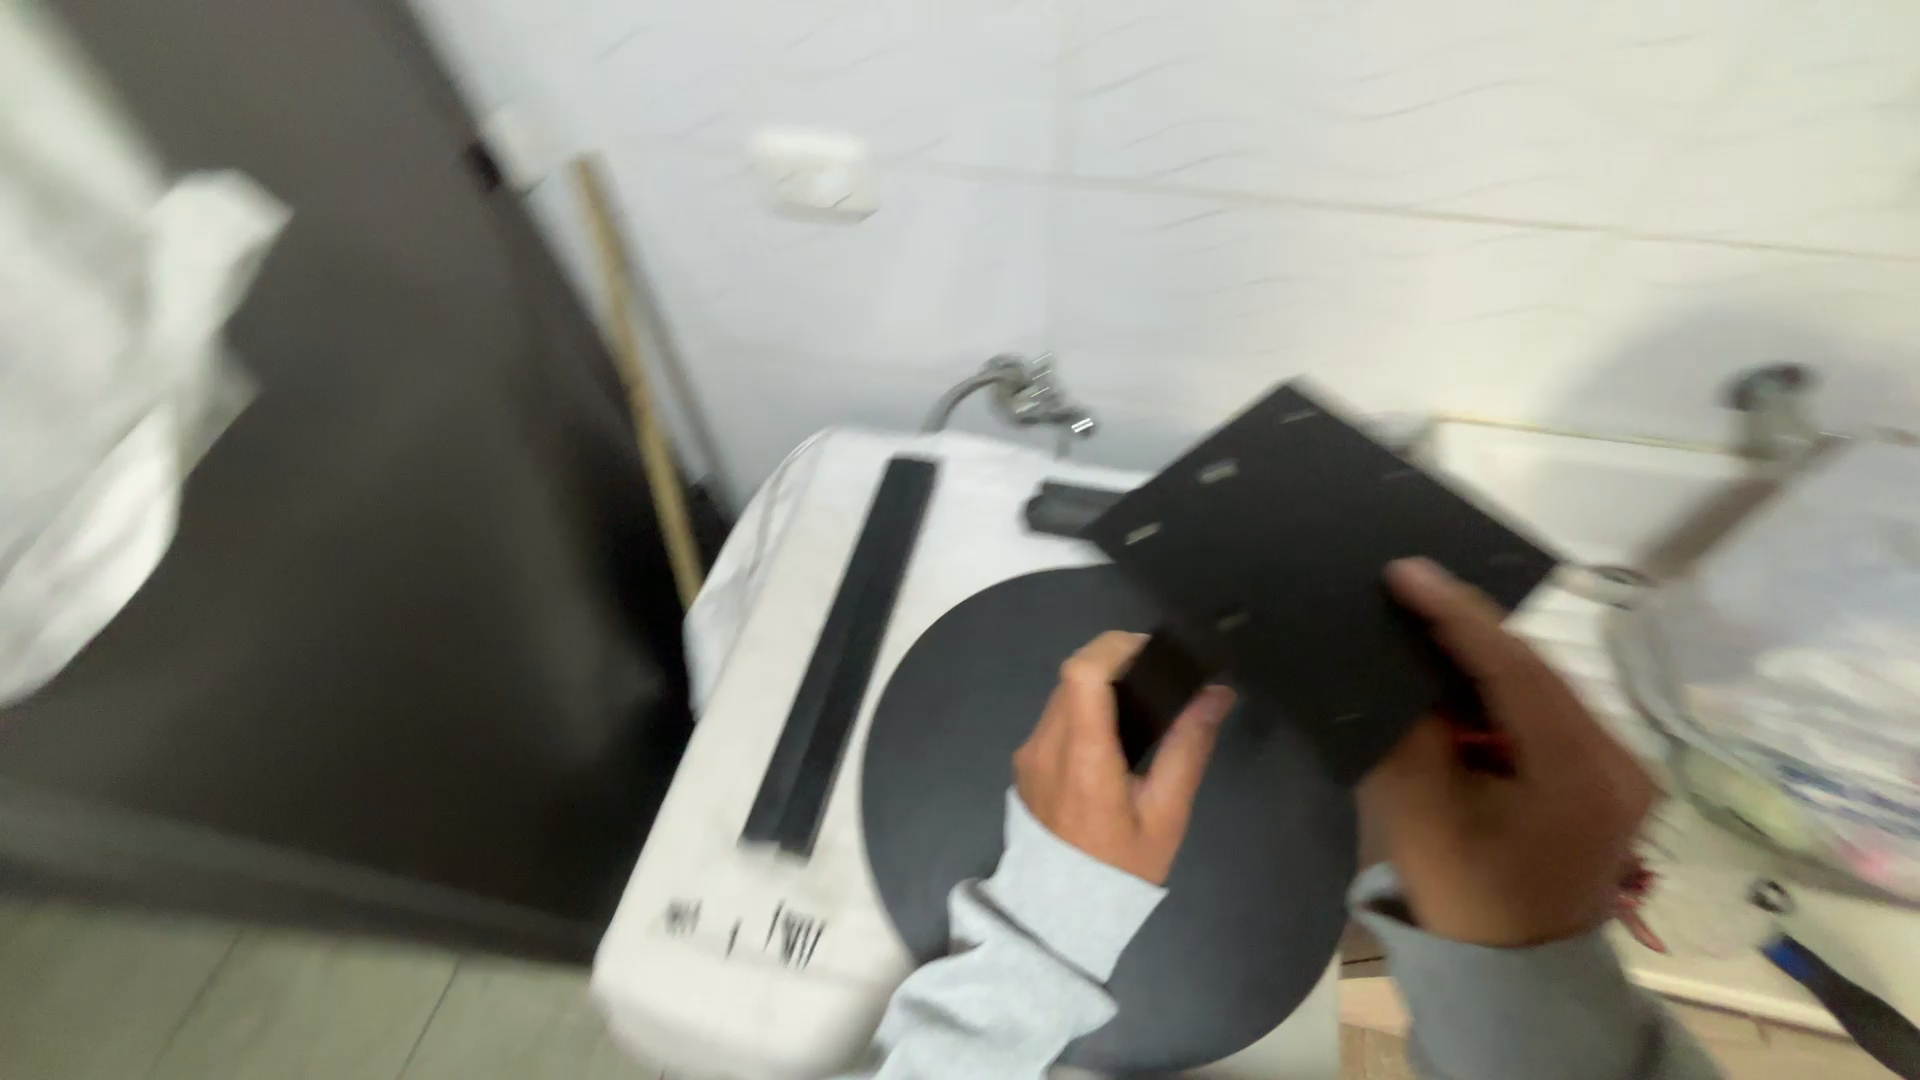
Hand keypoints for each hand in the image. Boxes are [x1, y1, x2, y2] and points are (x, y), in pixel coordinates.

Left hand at [1013, 631, 1236, 884]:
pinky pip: (1054, 715)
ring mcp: (1029, 751)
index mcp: (1082, 756)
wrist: (1059, 909)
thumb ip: (1187, 748)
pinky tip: (1112, 732)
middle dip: (1114, 663)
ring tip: (1139, 704)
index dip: (1115, 649)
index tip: (1151, 653)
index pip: (1082, 673)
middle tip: (1157, 678)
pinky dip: (1082, 708)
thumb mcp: (1166, 815)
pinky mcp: (1024, 759)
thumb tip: (1214, 693)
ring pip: (1061, 692)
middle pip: (1073, 676)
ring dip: (1097, 685)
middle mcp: (1045, 744)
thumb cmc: (1120, 867)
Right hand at [1364, 558, 1657, 946]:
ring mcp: (1619, 764)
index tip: (1405, 571)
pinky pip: (1543, 702)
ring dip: (1479, 646)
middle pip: (1536, 666)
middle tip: (1406, 584)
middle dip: (1468, 621)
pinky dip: (1494, 677)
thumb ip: (1414, 727)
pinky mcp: (1601, 768)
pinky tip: (1453, 660)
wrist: (1515, 963)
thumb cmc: (1464, 891)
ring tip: (1421, 610)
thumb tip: (1401, 661)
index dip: (1456, 614)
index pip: (1516, 670)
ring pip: (1540, 677)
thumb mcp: (1421, 808)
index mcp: (1583, 775)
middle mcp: (1620, 760)